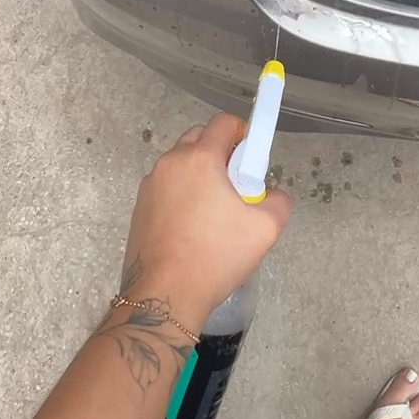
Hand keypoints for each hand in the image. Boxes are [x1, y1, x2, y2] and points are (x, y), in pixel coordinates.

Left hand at [119, 115, 295, 324]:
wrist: (165, 296)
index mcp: (200, 158)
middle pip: (199, 137)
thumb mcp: (266, 229)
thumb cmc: (216, 256)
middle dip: (220, 151)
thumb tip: (273, 194)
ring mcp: (150, 184)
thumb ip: (280, 201)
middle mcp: (171, 162)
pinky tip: (192, 226)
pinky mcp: (139, 207)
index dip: (242, 133)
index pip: (223, 122)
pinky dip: (181, 193)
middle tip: (235, 183)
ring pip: (180, 162)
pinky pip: (166, 186)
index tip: (250, 159)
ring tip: (213, 209)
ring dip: (199, 172)